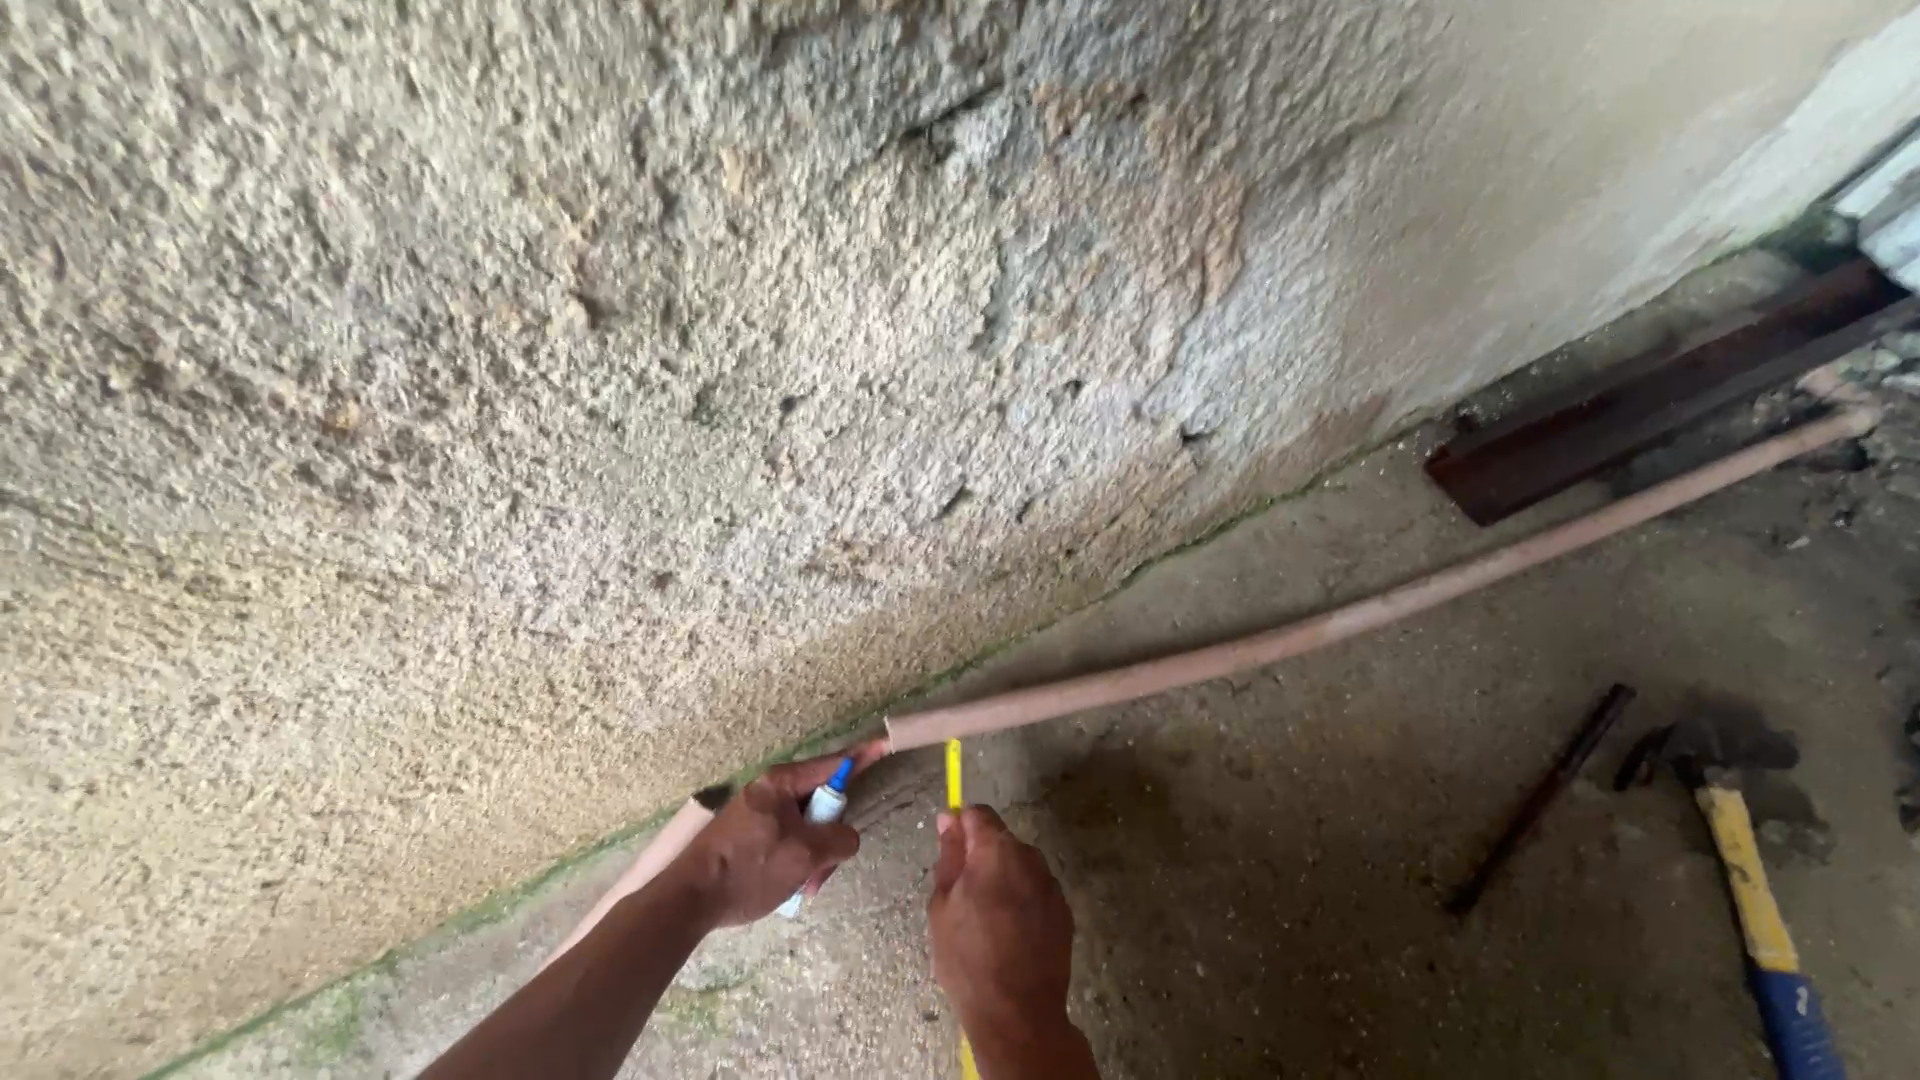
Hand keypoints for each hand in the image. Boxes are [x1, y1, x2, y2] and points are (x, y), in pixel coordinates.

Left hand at [672, 746, 880, 926]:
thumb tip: (844, 837)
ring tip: (803, 887)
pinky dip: (797, 861)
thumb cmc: (747, 870)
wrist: (688, 902)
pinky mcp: (750, 835)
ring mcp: (759, 813)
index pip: (834, 764)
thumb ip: (840, 838)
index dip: (863, 757)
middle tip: (824, 870)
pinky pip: (789, 840)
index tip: (885, 744)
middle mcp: (770, 791)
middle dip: (830, 837)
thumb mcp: (804, 855)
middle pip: (822, 803)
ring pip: (807, 828)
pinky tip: (790, 887)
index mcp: (781, 783)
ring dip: (814, 857)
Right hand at [928, 806, 1077, 1041]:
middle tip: (962, 895)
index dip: (960, 825)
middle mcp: (1029, 857)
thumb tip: (949, 821)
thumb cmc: (967, 958)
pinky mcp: (1064, 911)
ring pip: (1020, 866)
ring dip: (1004, 878)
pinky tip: (1011, 933)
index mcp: (996, 850)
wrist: (1017, 1013)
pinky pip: (1036, 891)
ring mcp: (1051, 884)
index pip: (978, 814)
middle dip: (981, 856)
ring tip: (987, 920)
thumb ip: (949, 856)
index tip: (949, 847)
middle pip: (1001, 840)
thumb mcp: (942, 906)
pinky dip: (1022, 900)